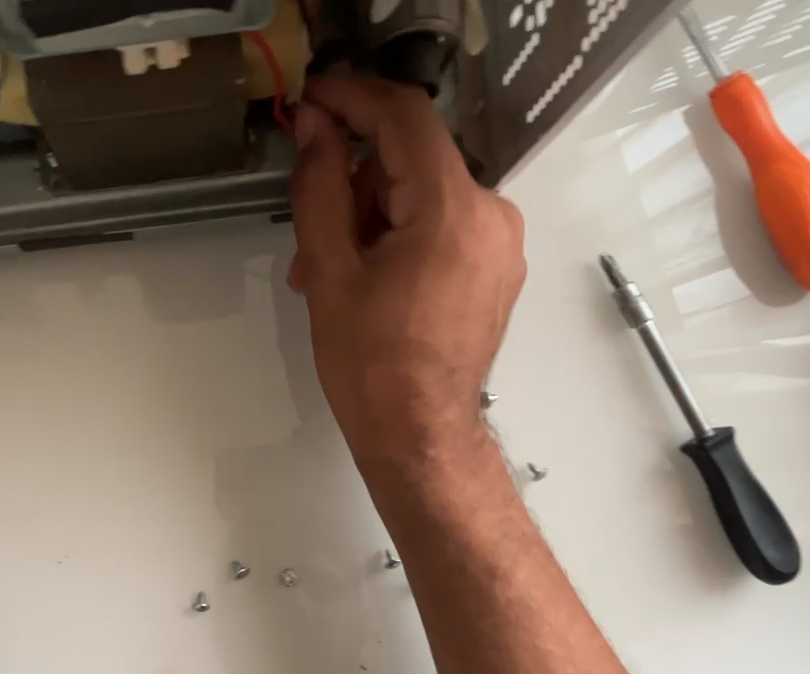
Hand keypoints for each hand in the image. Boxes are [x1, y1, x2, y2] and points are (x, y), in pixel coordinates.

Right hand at [287, 77, 526, 470]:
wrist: (421, 438)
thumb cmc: (374, 370)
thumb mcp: (330, 275)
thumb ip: (319, 191)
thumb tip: (314, 130)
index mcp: (452, 211)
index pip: (404, 118)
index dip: (352, 98)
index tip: (313, 101)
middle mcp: (491, 216)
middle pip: (413, 163)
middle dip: (354, 186)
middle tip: (309, 235)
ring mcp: (500, 245)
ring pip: (425, 197)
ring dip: (373, 220)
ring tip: (332, 274)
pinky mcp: (496, 271)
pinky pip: (444, 228)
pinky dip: (402, 239)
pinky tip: (369, 280)